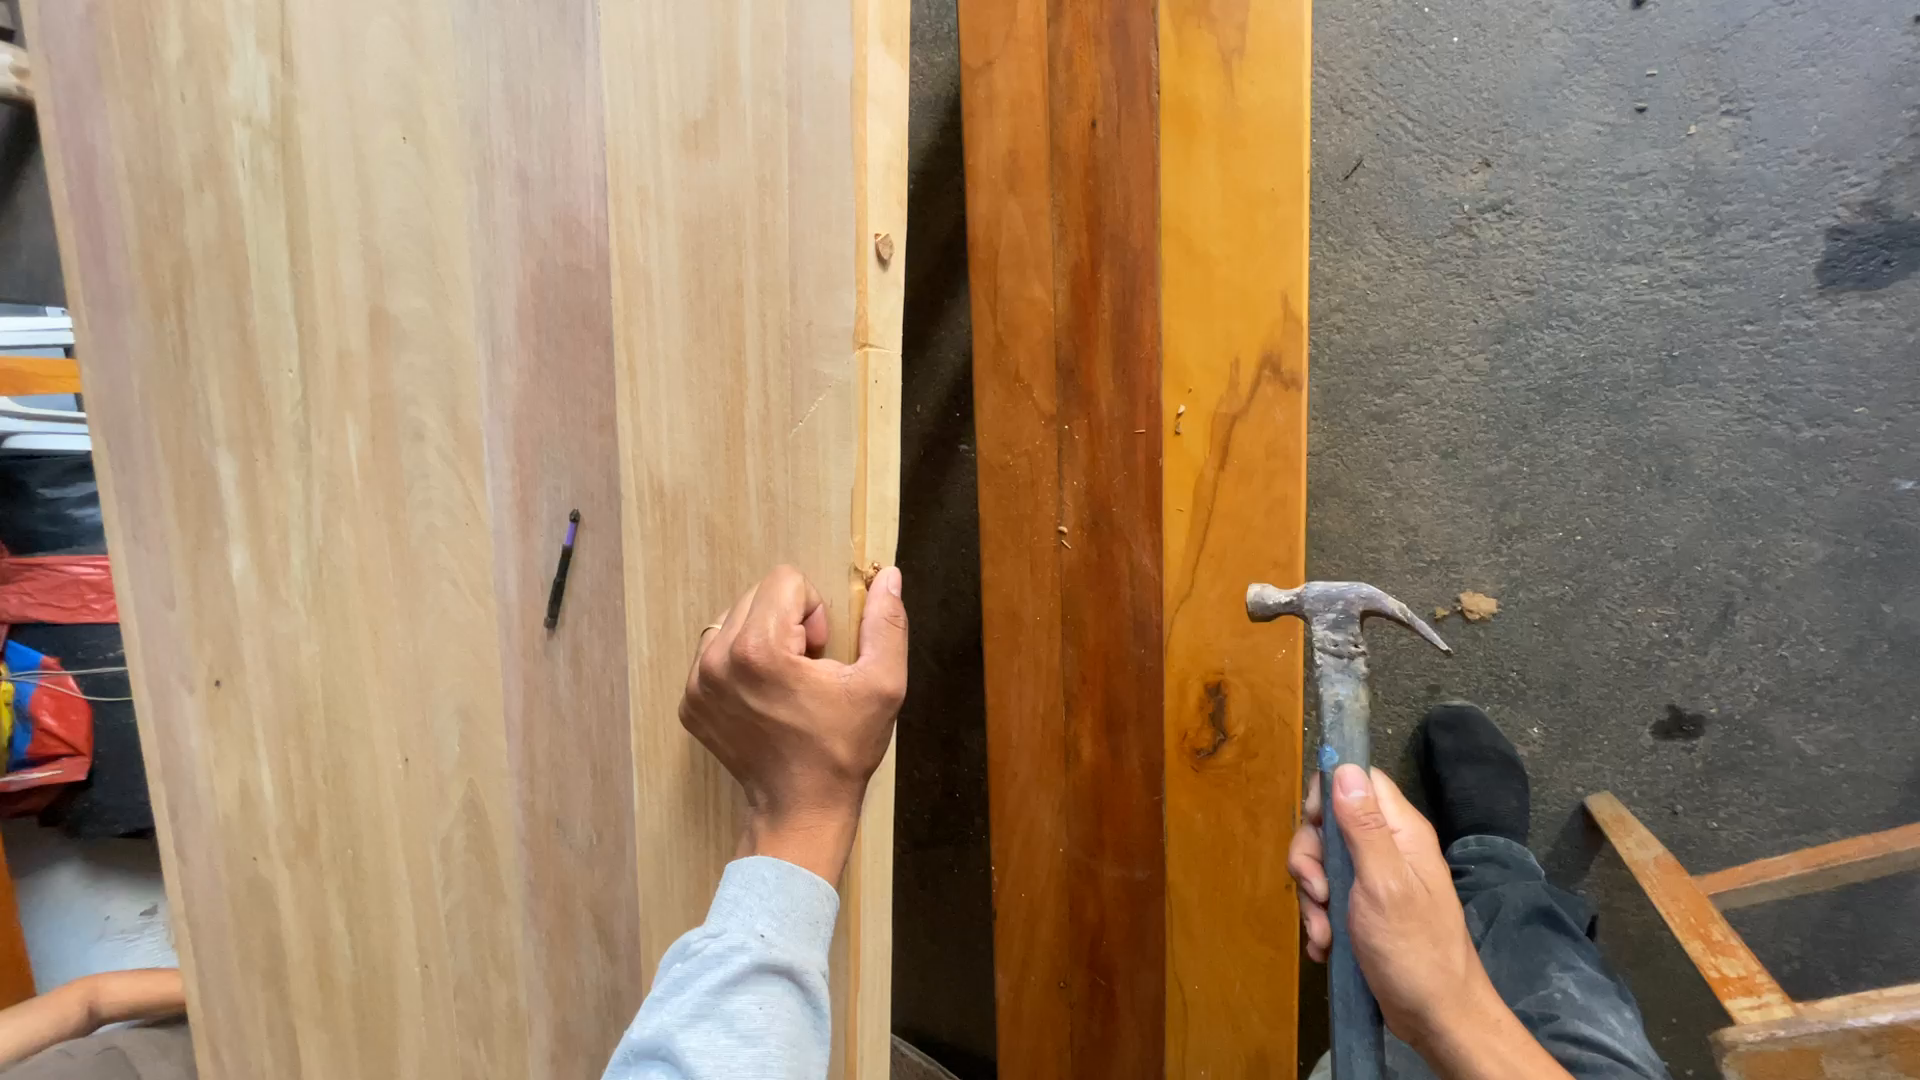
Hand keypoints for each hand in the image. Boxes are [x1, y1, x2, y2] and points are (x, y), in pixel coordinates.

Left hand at [682, 565, 907, 883]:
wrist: (801, 811)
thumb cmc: (844, 748)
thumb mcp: (883, 684)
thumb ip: (887, 622)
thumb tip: (888, 575)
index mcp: (759, 650)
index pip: (785, 579)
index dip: (814, 610)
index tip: (821, 652)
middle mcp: (716, 660)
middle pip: (757, 594)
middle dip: (788, 620)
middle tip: (808, 668)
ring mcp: (697, 684)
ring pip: (735, 619)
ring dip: (764, 636)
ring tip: (786, 681)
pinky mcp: (689, 703)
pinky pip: (716, 651)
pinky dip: (742, 661)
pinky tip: (766, 696)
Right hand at [1287, 765, 1497, 1047]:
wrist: (1438, 1022)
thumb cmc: (1415, 951)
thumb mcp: (1384, 884)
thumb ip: (1363, 827)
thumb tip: (1344, 767)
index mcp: (1400, 832)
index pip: (1359, 778)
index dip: (1328, 791)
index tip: (1315, 824)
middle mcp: (1387, 847)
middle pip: (1329, 822)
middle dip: (1310, 857)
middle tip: (1317, 891)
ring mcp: (1374, 878)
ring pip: (1321, 862)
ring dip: (1311, 896)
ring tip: (1323, 931)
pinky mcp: (1362, 907)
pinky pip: (1325, 895)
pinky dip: (1318, 918)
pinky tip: (1326, 943)